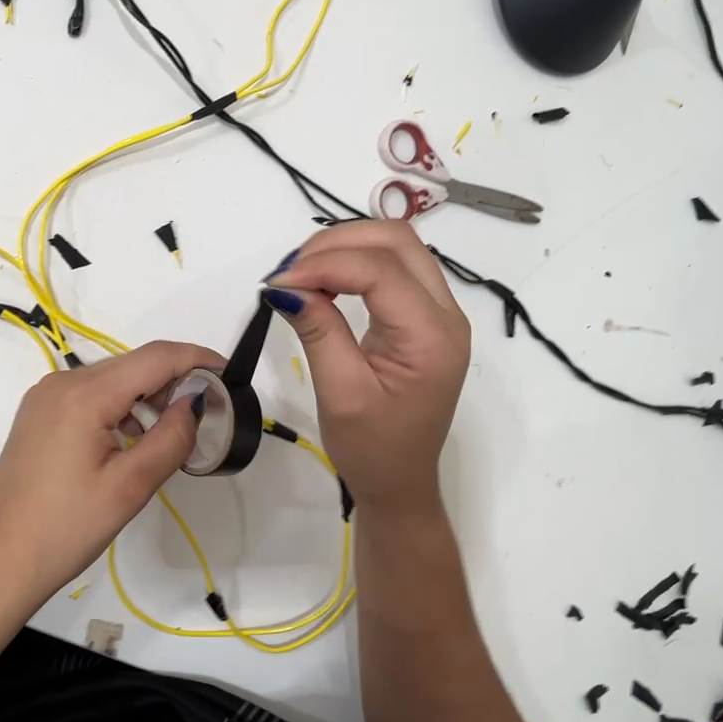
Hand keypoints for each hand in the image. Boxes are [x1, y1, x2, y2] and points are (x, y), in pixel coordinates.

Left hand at [0, 340, 225, 623]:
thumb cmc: (65, 529)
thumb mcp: (129, 487)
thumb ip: (170, 437)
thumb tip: (195, 402)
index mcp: (84, 395)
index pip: (154, 357)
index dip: (196, 358)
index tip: (230, 374)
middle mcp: (61, 383)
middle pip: (132, 365)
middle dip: (174, 380)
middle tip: (208, 411)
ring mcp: (44, 398)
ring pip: (111, 380)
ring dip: (146, 396)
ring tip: (172, 433)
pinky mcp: (38, 415)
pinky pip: (89, 396)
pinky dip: (119, 408)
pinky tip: (133, 439)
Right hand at [263, 220, 470, 518]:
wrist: (400, 482)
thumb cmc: (372, 448)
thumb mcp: (340, 393)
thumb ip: (318, 331)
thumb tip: (285, 285)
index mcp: (431, 337)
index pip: (380, 270)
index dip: (324, 264)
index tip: (276, 282)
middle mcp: (445, 314)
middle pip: (396, 240)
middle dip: (336, 243)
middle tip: (289, 272)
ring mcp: (438, 311)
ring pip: (396, 244)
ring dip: (345, 247)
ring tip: (300, 274)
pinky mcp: (423, 314)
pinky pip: (393, 265)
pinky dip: (353, 261)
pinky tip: (322, 280)